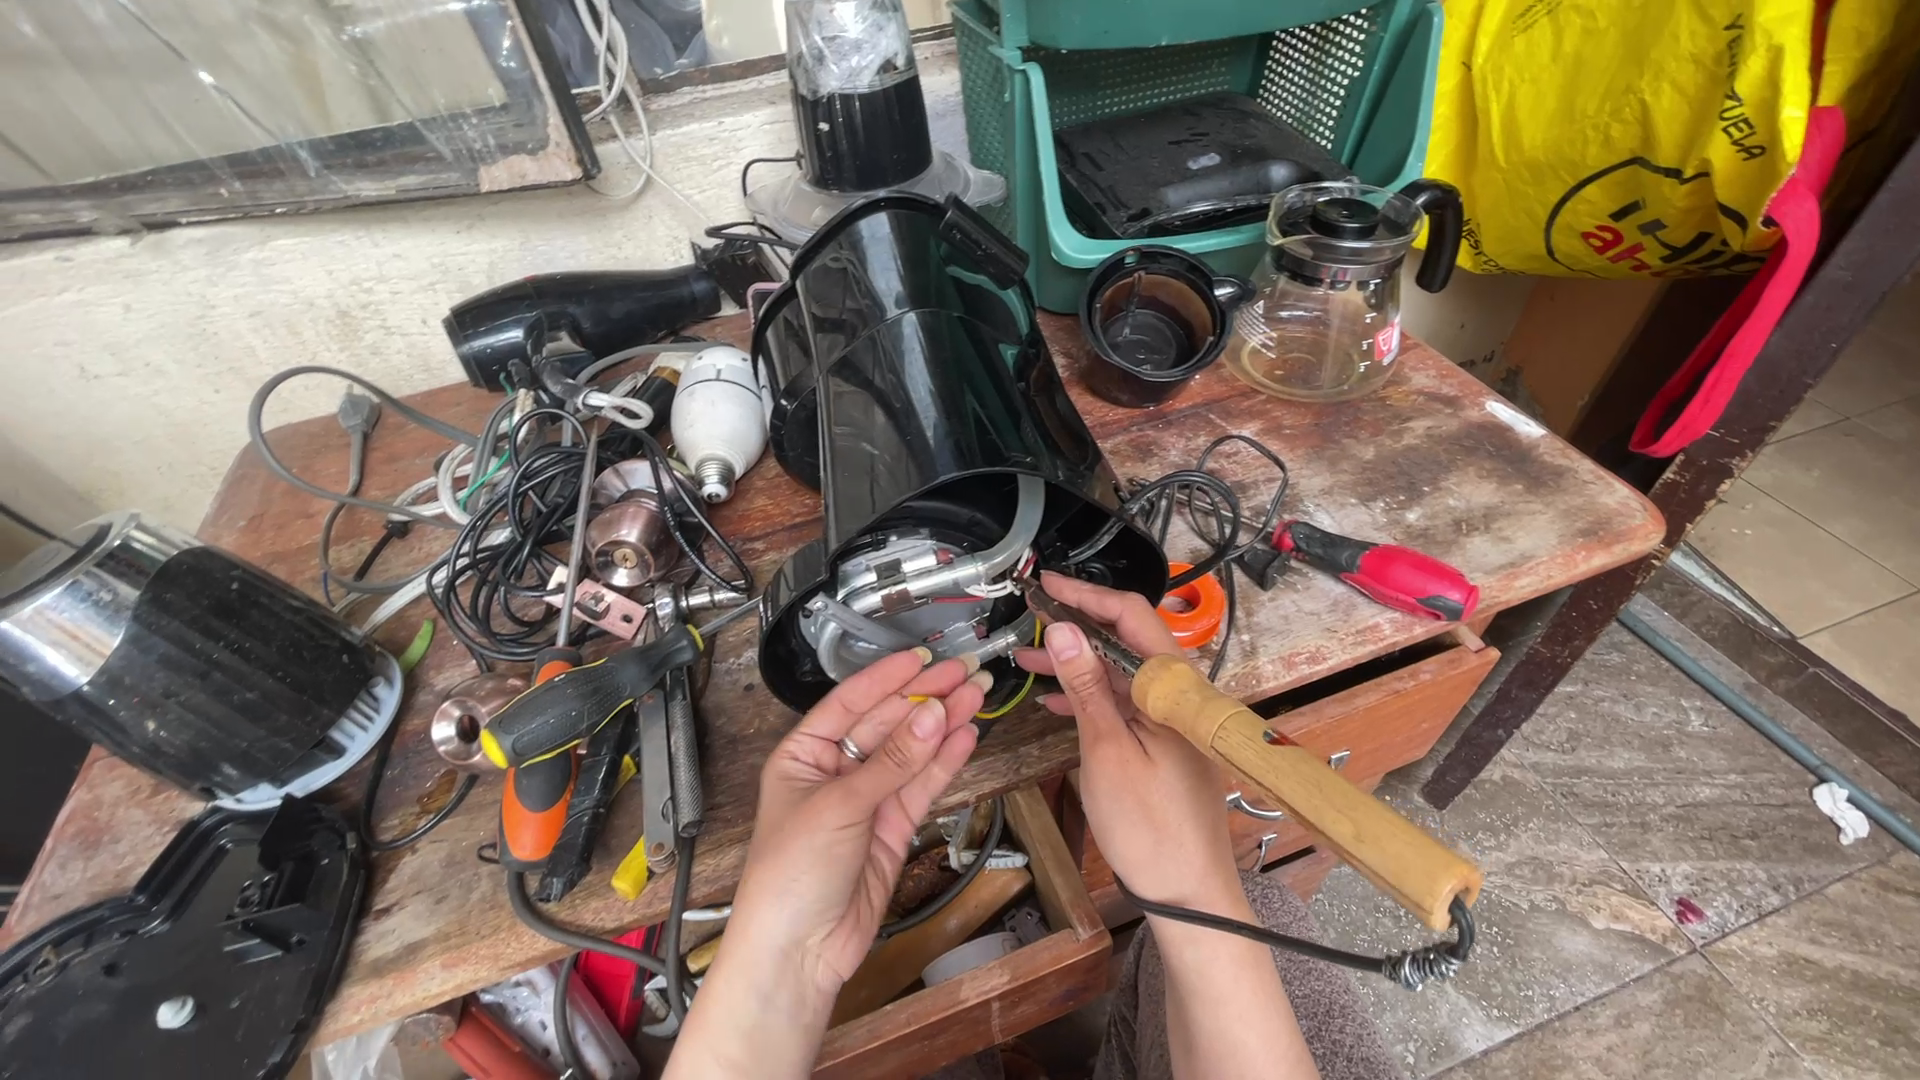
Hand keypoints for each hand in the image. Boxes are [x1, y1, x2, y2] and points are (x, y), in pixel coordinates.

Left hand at [724, 649, 988, 1002]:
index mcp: (804, 754)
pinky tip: (966, 735)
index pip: (850, 702)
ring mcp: (868, 798)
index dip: (887, 678)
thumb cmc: (790, 874)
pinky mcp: (892, 826)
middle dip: (925, 697)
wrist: (799, 952)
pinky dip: (945, 761)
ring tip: (977, 693)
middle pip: (887, 722)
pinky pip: (922, 785)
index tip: (922, 657)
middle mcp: (836, 770)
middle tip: (964, 671)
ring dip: (943, 722)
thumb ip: (892, 761)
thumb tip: (932, 714)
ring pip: (911, 751)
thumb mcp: (839, 806)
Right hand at [1012, 572, 1242, 911]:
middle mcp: (1176, 694)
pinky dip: (1089, 696)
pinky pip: (1122, 703)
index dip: (1086, 595)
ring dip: (1077, 663)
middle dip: (1077, 625)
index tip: (1046, 585)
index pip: (1131, 617)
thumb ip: (1087, 686)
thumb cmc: (1151, 827)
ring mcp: (1169, 718)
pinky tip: (1054, 701)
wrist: (1189, 893)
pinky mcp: (1161, 741)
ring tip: (1028, 656)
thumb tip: (1065, 628)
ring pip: (1119, 672)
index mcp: (1173, 687)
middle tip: (1032, 615)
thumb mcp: (1108, 751)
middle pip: (1125, 640)